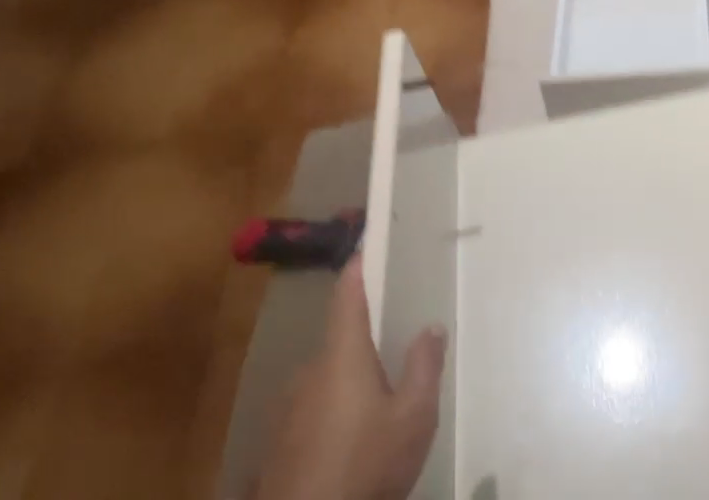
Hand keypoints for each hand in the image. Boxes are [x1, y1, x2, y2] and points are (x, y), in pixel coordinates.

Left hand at [254, 256, 446, 499]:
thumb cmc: (366, 463)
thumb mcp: (414, 416)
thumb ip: (424, 366)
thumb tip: (429, 327)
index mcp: (342, 357)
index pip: (347, 297)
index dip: (358, 268)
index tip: (368, 244)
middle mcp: (309, 374)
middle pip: (341, 342)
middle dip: (369, 342)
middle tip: (402, 350)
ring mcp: (287, 410)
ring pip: (328, 380)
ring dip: (352, 382)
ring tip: (385, 404)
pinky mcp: (279, 444)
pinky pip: (315, 411)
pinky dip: (336, 412)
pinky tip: (356, 438)